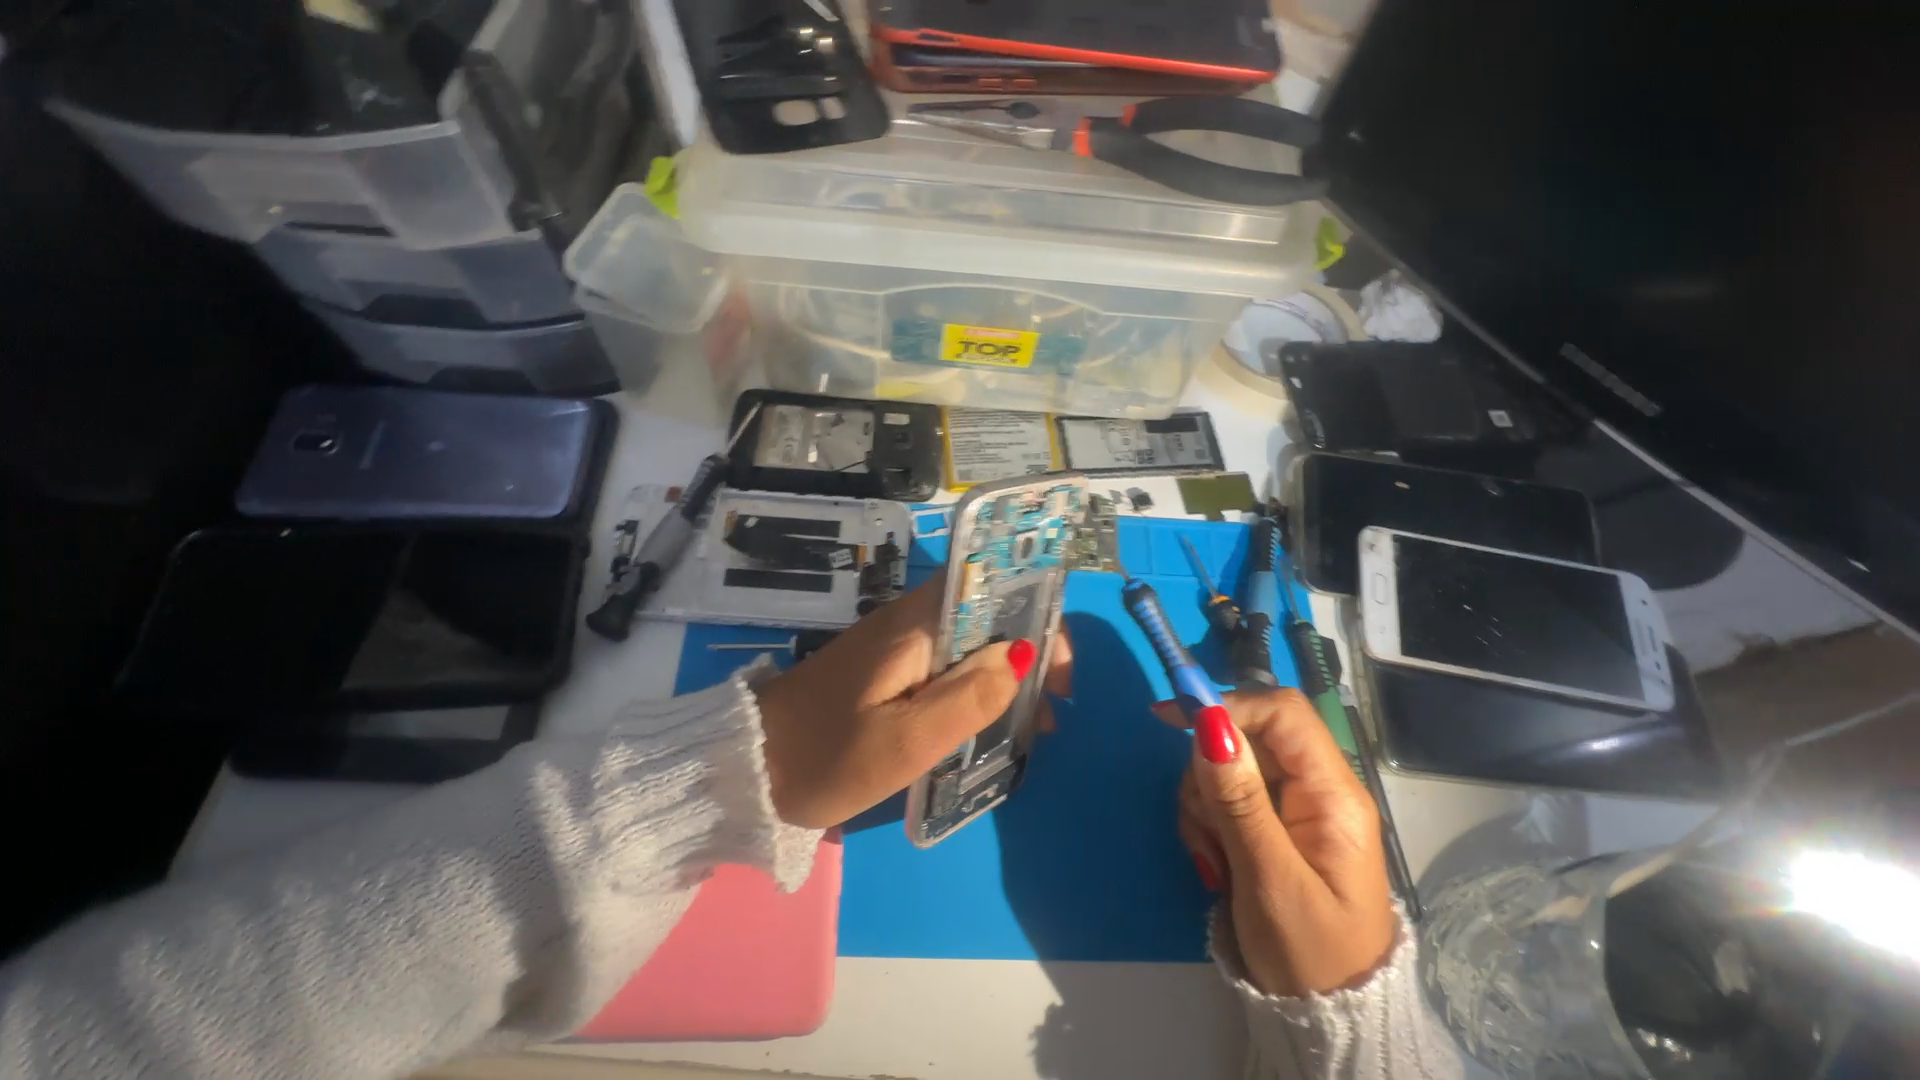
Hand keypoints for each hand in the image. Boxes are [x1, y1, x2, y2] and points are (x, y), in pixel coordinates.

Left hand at [754, 577, 1072, 828]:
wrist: (747, 768)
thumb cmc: (826, 757)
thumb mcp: (904, 741)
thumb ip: (966, 698)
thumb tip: (1020, 654)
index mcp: (914, 627)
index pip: (992, 588)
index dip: (1037, 619)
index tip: (1059, 675)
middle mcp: (907, 623)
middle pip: (988, 616)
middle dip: (1029, 655)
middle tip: (1050, 716)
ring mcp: (894, 647)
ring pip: (969, 644)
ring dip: (1006, 678)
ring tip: (1032, 730)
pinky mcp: (884, 671)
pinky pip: (945, 667)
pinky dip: (975, 690)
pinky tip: (989, 726)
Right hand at [1158, 688, 1395, 995]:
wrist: (1327, 1018)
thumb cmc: (1309, 955)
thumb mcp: (1268, 880)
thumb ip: (1239, 800)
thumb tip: (1209, 725)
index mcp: (1333, 795)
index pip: (1282, 714)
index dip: (1228, 705)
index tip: (1170, 718)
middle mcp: (1316, 790)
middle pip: (1247, 739)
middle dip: (1209, 774)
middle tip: (1205, 831)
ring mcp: (1293, 809)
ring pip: (1227, 768)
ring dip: (1204, 804)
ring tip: (1213, 859)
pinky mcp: (1271, 827)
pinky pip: (1225, 799)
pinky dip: (1207, 822)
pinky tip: (1215, 862)